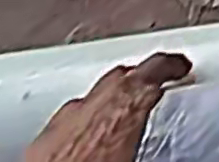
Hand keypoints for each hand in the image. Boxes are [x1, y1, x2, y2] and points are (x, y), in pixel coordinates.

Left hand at [26, 53, 191, 161]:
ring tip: (117, 120)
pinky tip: (83, 145)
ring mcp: (64, 119)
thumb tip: (167, 148)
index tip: (180, 69)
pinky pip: (66, 122)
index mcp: (130, 98)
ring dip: (106, 104)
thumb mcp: (138, 153)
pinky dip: (79, 127)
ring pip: (92, 97)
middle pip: (122, 76)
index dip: (172, 66)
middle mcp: (97, 100)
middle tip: (151, 89)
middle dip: (137, 81)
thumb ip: (150, 133)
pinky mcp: (39, 141)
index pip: (158, 66)